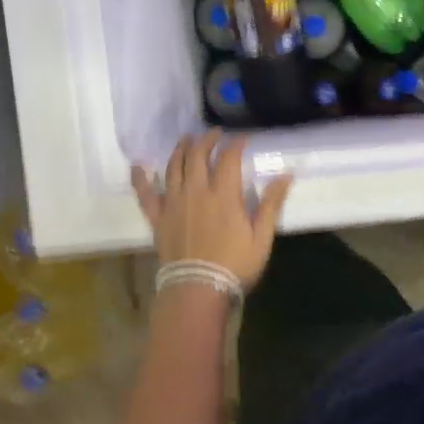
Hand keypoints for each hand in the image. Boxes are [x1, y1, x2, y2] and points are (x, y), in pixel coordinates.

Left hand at [131, 131, 293, 288]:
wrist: (198, 289)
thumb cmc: (235, 265)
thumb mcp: (261, 237)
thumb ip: (271, 204)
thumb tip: (286, 175)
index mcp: (224, 195)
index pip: (229, 158)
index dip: (236, 144)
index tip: (243, 138)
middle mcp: (196, 192)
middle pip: (198, 156)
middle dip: (207, 140)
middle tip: (215, 134)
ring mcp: (173, 203)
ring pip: (174, 167)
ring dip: (180, 150)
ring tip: (186, 140)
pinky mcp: (158, 218)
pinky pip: (145, 194)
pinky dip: (140, 178)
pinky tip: (138, 166)